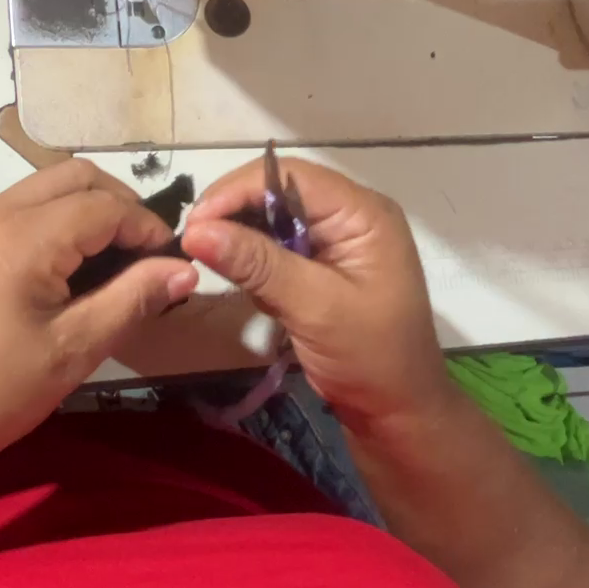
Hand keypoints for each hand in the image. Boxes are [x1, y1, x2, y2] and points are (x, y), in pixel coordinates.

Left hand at [0, 159, 198, 452]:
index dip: (146, 227)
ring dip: (86, 209)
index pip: (103, 206)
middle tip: (144, 251)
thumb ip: (134, 298)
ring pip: (44, 187)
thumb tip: (187, 270)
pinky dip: (55, 221)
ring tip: (112, 259)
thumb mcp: (76, 349)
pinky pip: (19, 209)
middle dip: (119, 204)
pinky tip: (67, 266)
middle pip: (73, 176)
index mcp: (20, 239)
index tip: (171, 260)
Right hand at [179, 159, 451, 432]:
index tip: (195, 222)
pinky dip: (251, 259)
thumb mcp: (313, 307)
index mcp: (362, 213)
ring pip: (271, 219)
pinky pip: (275, 246)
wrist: (396, 410)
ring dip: (238, 236)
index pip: (291, 176)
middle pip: (278, 191)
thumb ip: (256, 264)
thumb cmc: (369, 356)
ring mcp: (334, 240)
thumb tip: (194, 231)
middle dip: (233, 211)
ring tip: (203, 256)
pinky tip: (236, 277)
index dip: (237, 190)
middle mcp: (348, 215)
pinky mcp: (319, 266)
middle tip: (191, 239)